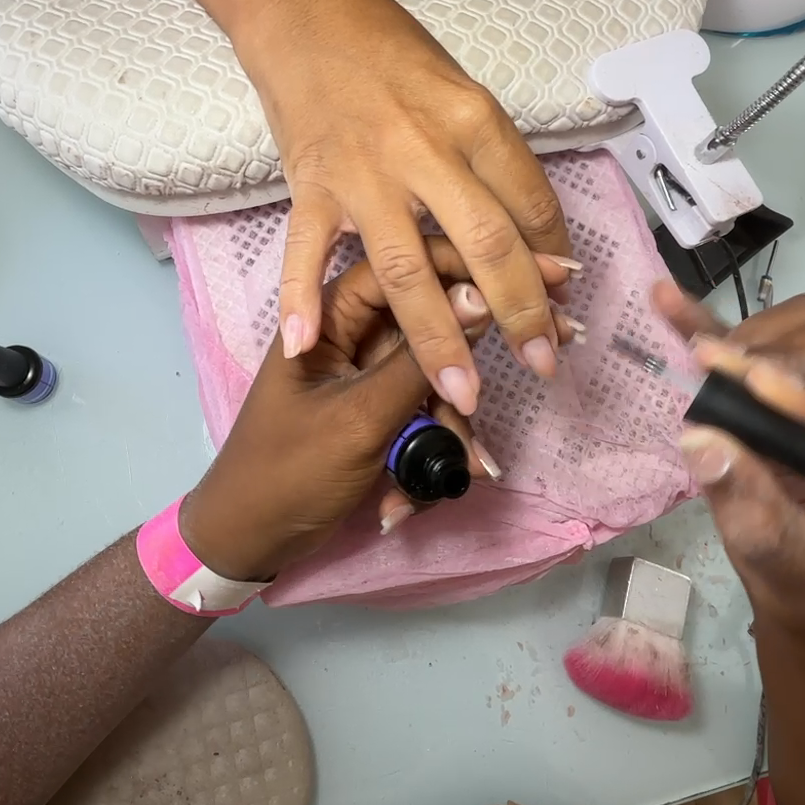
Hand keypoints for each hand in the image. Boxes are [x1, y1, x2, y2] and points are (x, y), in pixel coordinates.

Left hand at [182, 240, 577, 580]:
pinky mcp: (380, 408)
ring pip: (436, 375)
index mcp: (331, 313)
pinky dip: (433, 446)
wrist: (251, 539)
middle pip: (434, 320)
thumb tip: (480, 296)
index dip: (475, 266)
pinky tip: (439, 482)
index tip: (543, 273)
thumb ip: (420, 359)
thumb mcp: (359, 417)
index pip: (411, 265)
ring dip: (452, 424)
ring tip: (469, 466)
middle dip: (480, 355)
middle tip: (554, 346)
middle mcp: (354, 331)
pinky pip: (423, 411)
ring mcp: (369, 372)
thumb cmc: (289, 470)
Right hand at [241, 0, 574, 418]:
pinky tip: (302, 347)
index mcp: (472, 117)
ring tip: (461, 392)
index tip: (565, 297)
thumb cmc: (390, 48)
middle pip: (483, 243)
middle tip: (544, 365)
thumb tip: (527, 229)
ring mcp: (362, 173)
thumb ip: (489, 157)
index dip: (554, 255)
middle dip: (519, 311)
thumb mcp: (459, 88)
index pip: (529, 200)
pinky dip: (299, 299)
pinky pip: (305, 251)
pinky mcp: (309, 186)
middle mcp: (423, 149)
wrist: (304, 13)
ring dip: (436, 336)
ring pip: (405, 267)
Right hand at [654, 280, 804, 644]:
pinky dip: (713, 320)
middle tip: (727, 374)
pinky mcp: (799, 379)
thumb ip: (758, 513)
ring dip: (759, 338)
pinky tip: (668, 302)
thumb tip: (703, 440)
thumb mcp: (795, 569)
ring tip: (709, 364)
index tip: (765, 395)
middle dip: (792, 354)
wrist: (803, 594)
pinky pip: (763, 336)